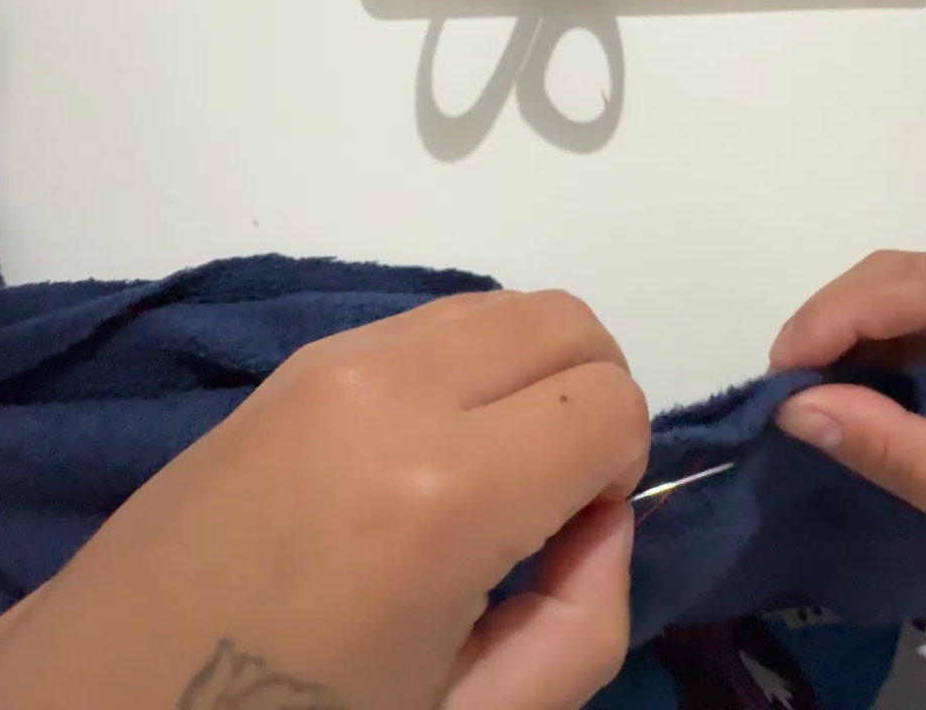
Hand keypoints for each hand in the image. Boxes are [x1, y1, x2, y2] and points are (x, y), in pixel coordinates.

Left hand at [0, 291, 650, 709]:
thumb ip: (586, 618)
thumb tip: (603, 511)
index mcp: (440, 492)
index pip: (613, 405)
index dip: (624, 470)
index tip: (575, 531)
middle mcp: (391, 388)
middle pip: (569, 321)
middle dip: (596, 396)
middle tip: (552, 489)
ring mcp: (336, 355)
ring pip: (506, 306)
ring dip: (534, 374)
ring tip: (489, 466)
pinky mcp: (301, 354)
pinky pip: (437, 322)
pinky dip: (474, 365)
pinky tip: (427, 446)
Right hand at [769, 252, 925, 708]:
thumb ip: (897, 455)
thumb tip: (793, 405)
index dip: (844, 313)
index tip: (783, 369)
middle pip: (924, 272)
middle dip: (840, 315)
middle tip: (789, 382)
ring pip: (924, 280)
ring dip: (857, 322)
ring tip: (816, 381)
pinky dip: (887, 333)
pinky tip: (863, 375)